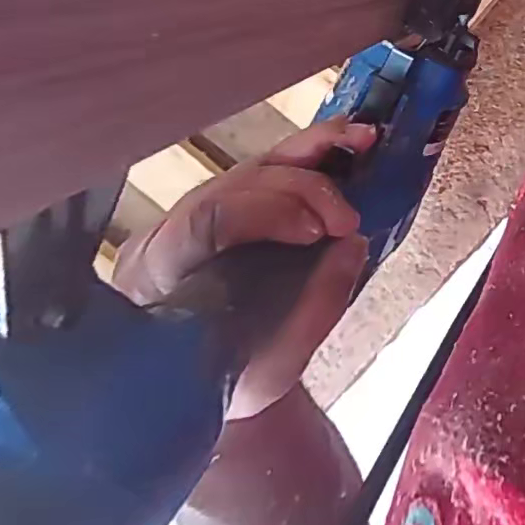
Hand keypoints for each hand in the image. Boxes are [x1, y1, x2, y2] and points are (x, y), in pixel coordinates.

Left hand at [113, 119, 375, 418]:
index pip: (208, 217)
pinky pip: (282, 160)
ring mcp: (208, 204)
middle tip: (348, 220)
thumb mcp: (270, 368)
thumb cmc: (231, 383)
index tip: (319, 233)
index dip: (268, 211)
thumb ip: (312, 311)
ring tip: (366, 142)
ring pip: (262, 160)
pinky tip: (356, 139)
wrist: (215, 385)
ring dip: (319, 148)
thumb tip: (352, 246)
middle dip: (304, 189)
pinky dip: (323, 146)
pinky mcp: (244, 194)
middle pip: (240, 180)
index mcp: (158, 272)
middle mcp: (174, 226)